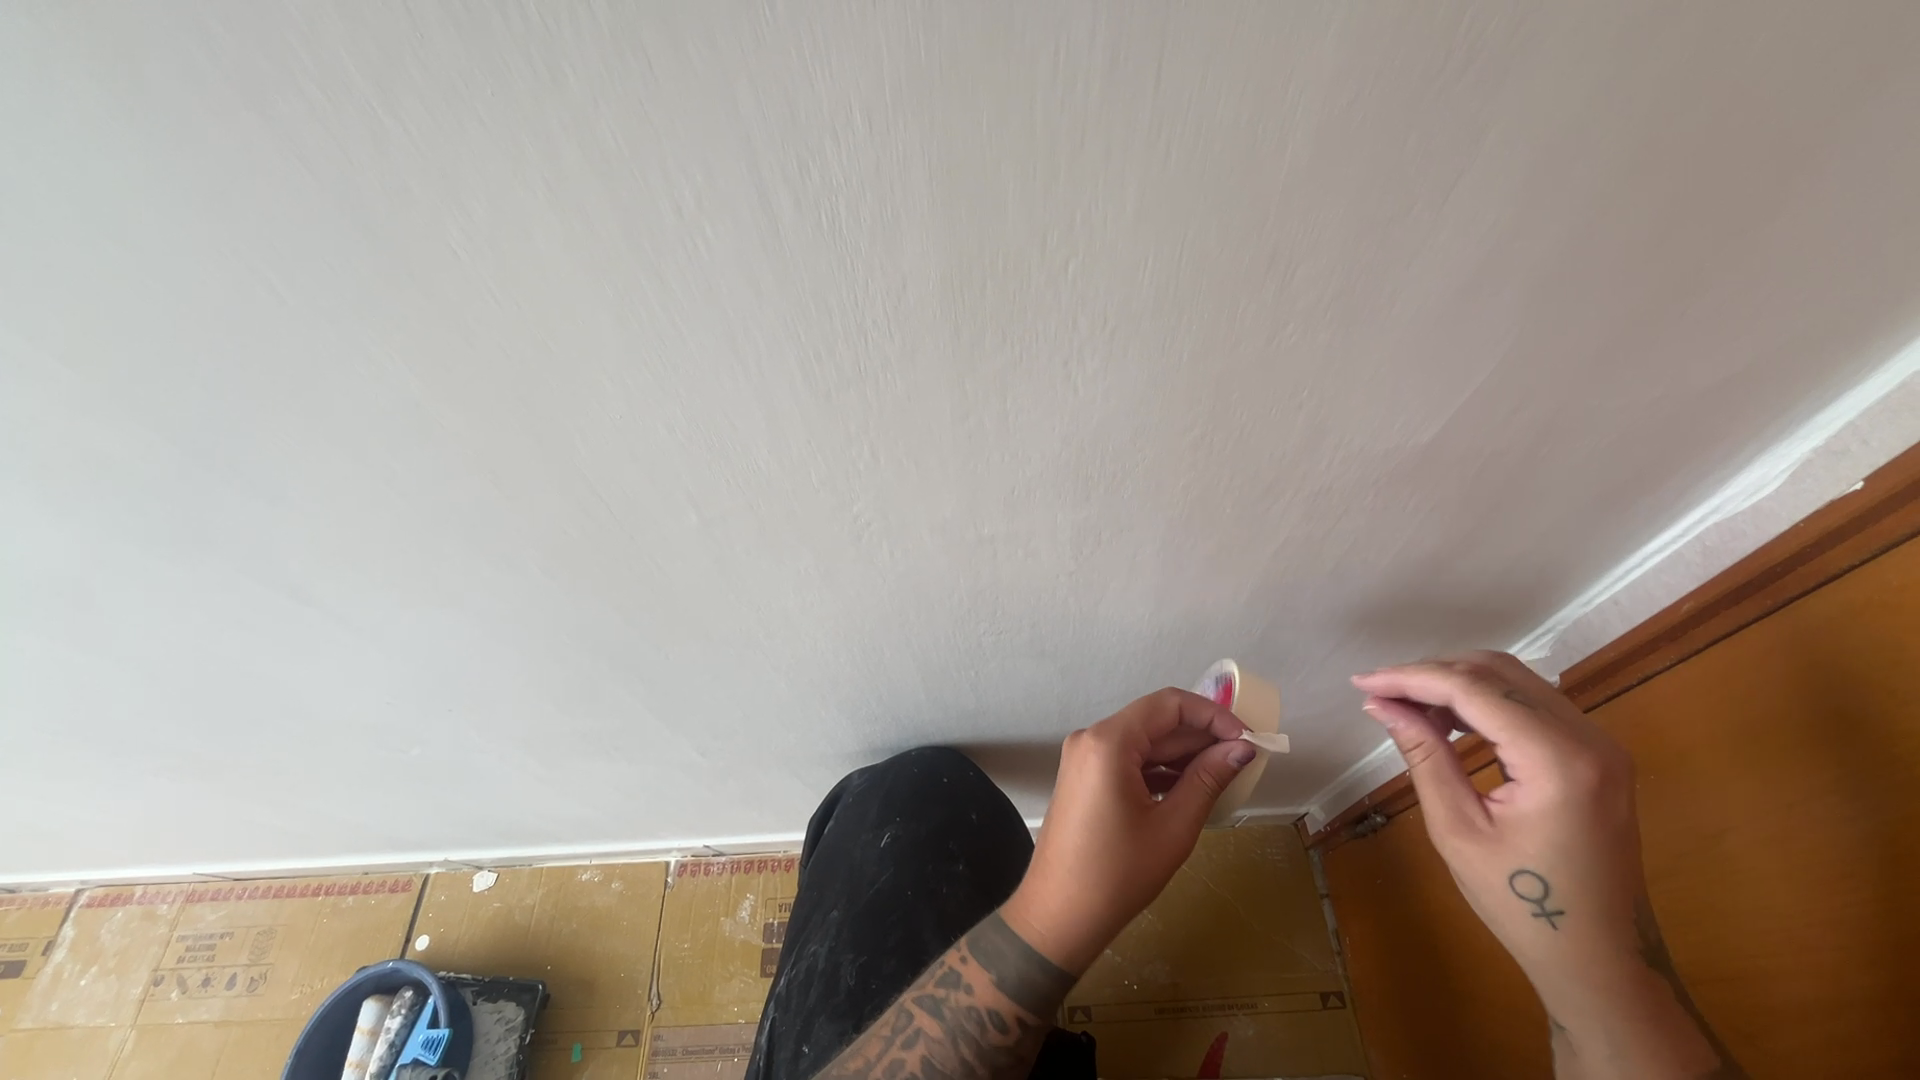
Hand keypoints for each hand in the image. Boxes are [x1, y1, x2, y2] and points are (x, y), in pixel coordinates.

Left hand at [1001, 688, 1255, 974]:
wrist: (1059, 915)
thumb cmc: (1118, 873)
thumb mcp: (1173, 826)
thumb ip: (1207, 779)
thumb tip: (1241, 749)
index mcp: (1109, 741)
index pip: (1169, 704)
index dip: (1213, 715)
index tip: (1248, 739)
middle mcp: (1092, 738)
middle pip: (1156, 721)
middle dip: (1202, 736)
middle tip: (1245, 758)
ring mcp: (1084, 757)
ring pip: (1144, 741)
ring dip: (1184, 753)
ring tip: (1225, 774)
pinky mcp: (1085, 777)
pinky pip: (1129, 759)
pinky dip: (1161, 768)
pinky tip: (1192, 786)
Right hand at [1353, 651, 1732, 1077]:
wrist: (1600, 958)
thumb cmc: (1519, 902)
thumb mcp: (1457, 829)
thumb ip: (1424, 755)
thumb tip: (1381, 704)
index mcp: (1557, 760)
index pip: (1474, 689)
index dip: (1411, 678)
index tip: (1362, 683)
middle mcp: (1588, 738)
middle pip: (1497, 673)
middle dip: (1431, 673)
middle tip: (1379, 692)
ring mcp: (1599, 744)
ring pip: (1515, 680)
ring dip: (1456, 682)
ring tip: (1404, 704)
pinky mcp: (1595, 755)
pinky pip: (1532, 703)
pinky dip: (1484, 700)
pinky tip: (1447, 719)